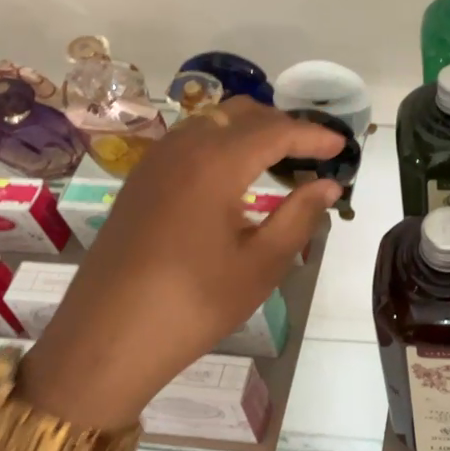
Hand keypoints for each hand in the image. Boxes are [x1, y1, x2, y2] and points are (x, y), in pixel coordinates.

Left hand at [20, 98, 345, 427]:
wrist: (108, 336)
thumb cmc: (194, 304)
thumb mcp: (260, 264)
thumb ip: (299, 216)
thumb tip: (328, 186)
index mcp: (216, 163)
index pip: (276, 131)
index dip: (313, 136)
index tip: (341, 148)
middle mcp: (183, 147)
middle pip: (241, 114)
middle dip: (282, 125)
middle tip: (312, 153)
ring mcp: (154, 161)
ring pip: (210, 122)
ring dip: (249, 131)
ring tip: (278, 160)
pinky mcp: (139, 181)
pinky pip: (188, 141)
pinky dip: (220, 143)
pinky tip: (233, 176)